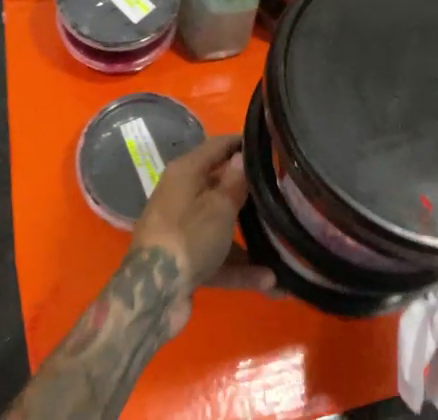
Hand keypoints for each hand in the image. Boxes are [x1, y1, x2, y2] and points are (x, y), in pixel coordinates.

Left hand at [129, 136, 276, 334]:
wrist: (153, 294)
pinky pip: (217, 256)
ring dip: (250, 238)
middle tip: (284, 192)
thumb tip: (241, 156)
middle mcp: (181, 195)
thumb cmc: (189, 238)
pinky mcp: (185, 258)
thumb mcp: (219, 207)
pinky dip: (239, 267)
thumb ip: (235, 182)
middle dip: (250, 192)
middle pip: (220, 186)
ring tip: (283, 245)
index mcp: (185, 172)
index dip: (242, 143)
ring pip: (221, 225)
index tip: (271, 145)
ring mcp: (182, 228)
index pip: (217, 146)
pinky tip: (269, 282)